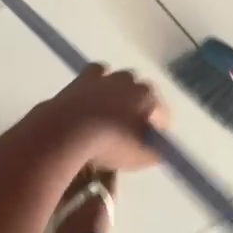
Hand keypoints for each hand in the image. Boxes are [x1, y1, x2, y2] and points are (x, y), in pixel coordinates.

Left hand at [41, 65, 163, 171]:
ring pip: (120, 78)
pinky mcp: (83, 78)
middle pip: (142, 91)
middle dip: (140, 106)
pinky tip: (94, 95)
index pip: (162, 112)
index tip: (155, 139)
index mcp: (148, 98)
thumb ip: (152, 153)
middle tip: (133, 125)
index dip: (160, 127)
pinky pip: (96, 73)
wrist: (69, 130)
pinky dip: (98, 82)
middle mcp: (131, 82)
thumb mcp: (138, 158)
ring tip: (113, 108)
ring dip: (121, 91)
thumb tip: (155, 151)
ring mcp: (106, 77)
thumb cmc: (110, 144)